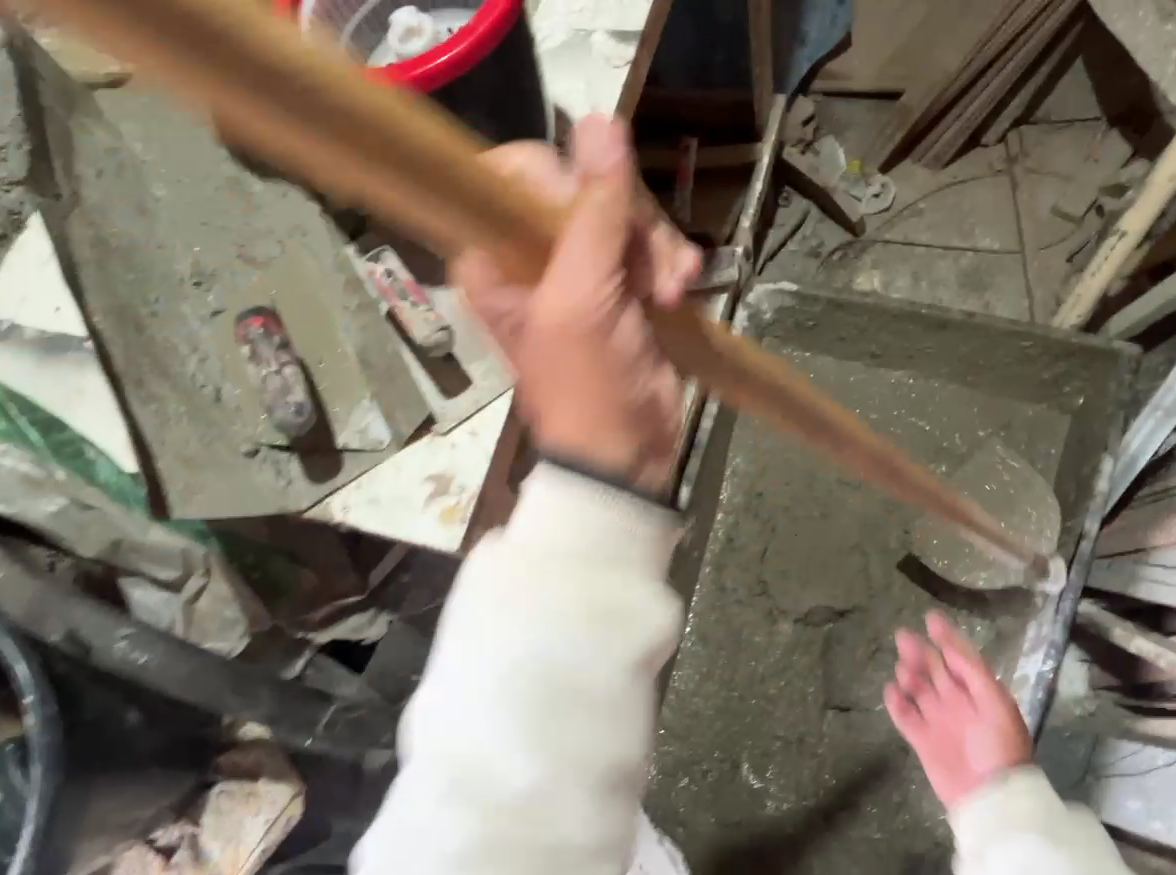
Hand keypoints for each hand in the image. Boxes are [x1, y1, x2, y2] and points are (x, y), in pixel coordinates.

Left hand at [451, 116, 701, 493]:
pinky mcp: (621, 284)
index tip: (590, 215)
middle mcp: (530, 253)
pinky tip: (682, 287)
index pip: (514, 172)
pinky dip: (669, 260)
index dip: (560, 180)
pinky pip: (647, 242)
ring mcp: (580, 268)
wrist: (623, 453)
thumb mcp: (581, 301)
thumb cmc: (585, 387)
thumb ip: (592, 214)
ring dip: (655, 246)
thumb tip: (601, 120)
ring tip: (668, 290)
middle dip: (625, 222)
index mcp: (493, 255)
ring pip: (622, 211)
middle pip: (581, 185)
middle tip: (645, 269)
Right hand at [883, 612, 1032, 812]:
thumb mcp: (995, 704)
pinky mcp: (922, 740)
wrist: (991, 796)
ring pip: (918, 690)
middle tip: (903, 635)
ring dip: (909, 674)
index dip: (947, 638)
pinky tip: (891, 690)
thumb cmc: (1001, 748)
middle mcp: (958, 703)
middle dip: (921, 652)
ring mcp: (938, 721)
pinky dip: (896, 703)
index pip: (960, 659)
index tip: (931, 618)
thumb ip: (973, 674)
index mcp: (980, 693)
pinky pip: (904, 716)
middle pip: (935, 671)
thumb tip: (950, 647)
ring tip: (902, 665)